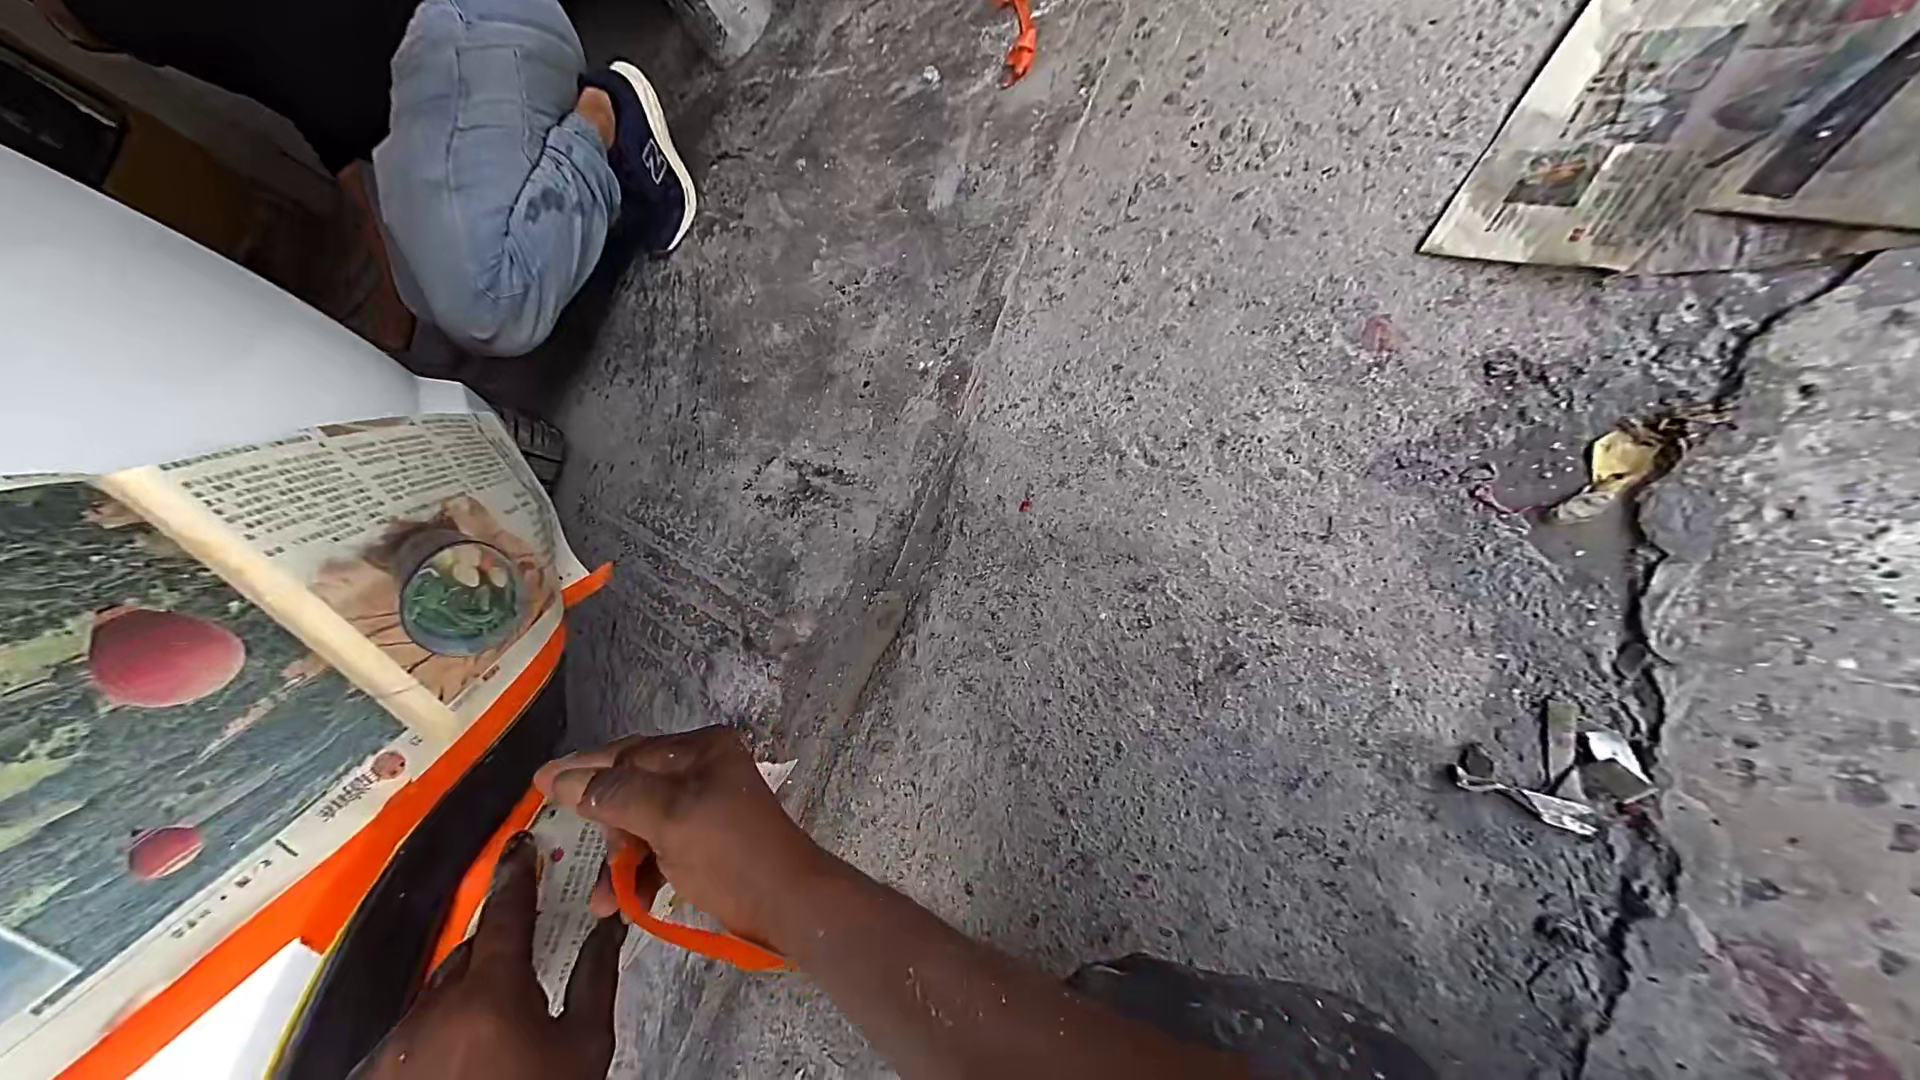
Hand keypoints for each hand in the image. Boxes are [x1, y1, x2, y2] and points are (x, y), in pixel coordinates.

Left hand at [350, 834, 624, 1079]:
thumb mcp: (584, 1044)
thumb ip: (596, 975)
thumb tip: (609, 923)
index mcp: (490, 991)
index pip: (506, 912)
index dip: (516, 874)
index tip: (521, 843)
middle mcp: (431, 1009)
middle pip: (470, 951)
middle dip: (499, 944)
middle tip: (528, 952)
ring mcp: (393, 1049)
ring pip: (438, 991)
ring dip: (468, 986)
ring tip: (498, 1012)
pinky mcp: (371, 1077)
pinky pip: (412, 1030)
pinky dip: (439, 1024)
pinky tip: (462, 1049)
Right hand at [533, 726, 825, 951]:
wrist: (783, 900)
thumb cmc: (729, 850)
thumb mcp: (669, 817)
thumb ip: (616, 795)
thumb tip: (564, 778)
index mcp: (702, 749)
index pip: (631, 753)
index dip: (585, 768)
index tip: (540, 779)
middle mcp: (703, 768)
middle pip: (633, 787)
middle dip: (603, 821)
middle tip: (566, 840)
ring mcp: (703, 804)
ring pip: (641, 821)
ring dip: (618, 857)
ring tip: (602, 896)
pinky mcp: (702, 839)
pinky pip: (657, 846)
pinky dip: (639, 871)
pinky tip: (622, 902)